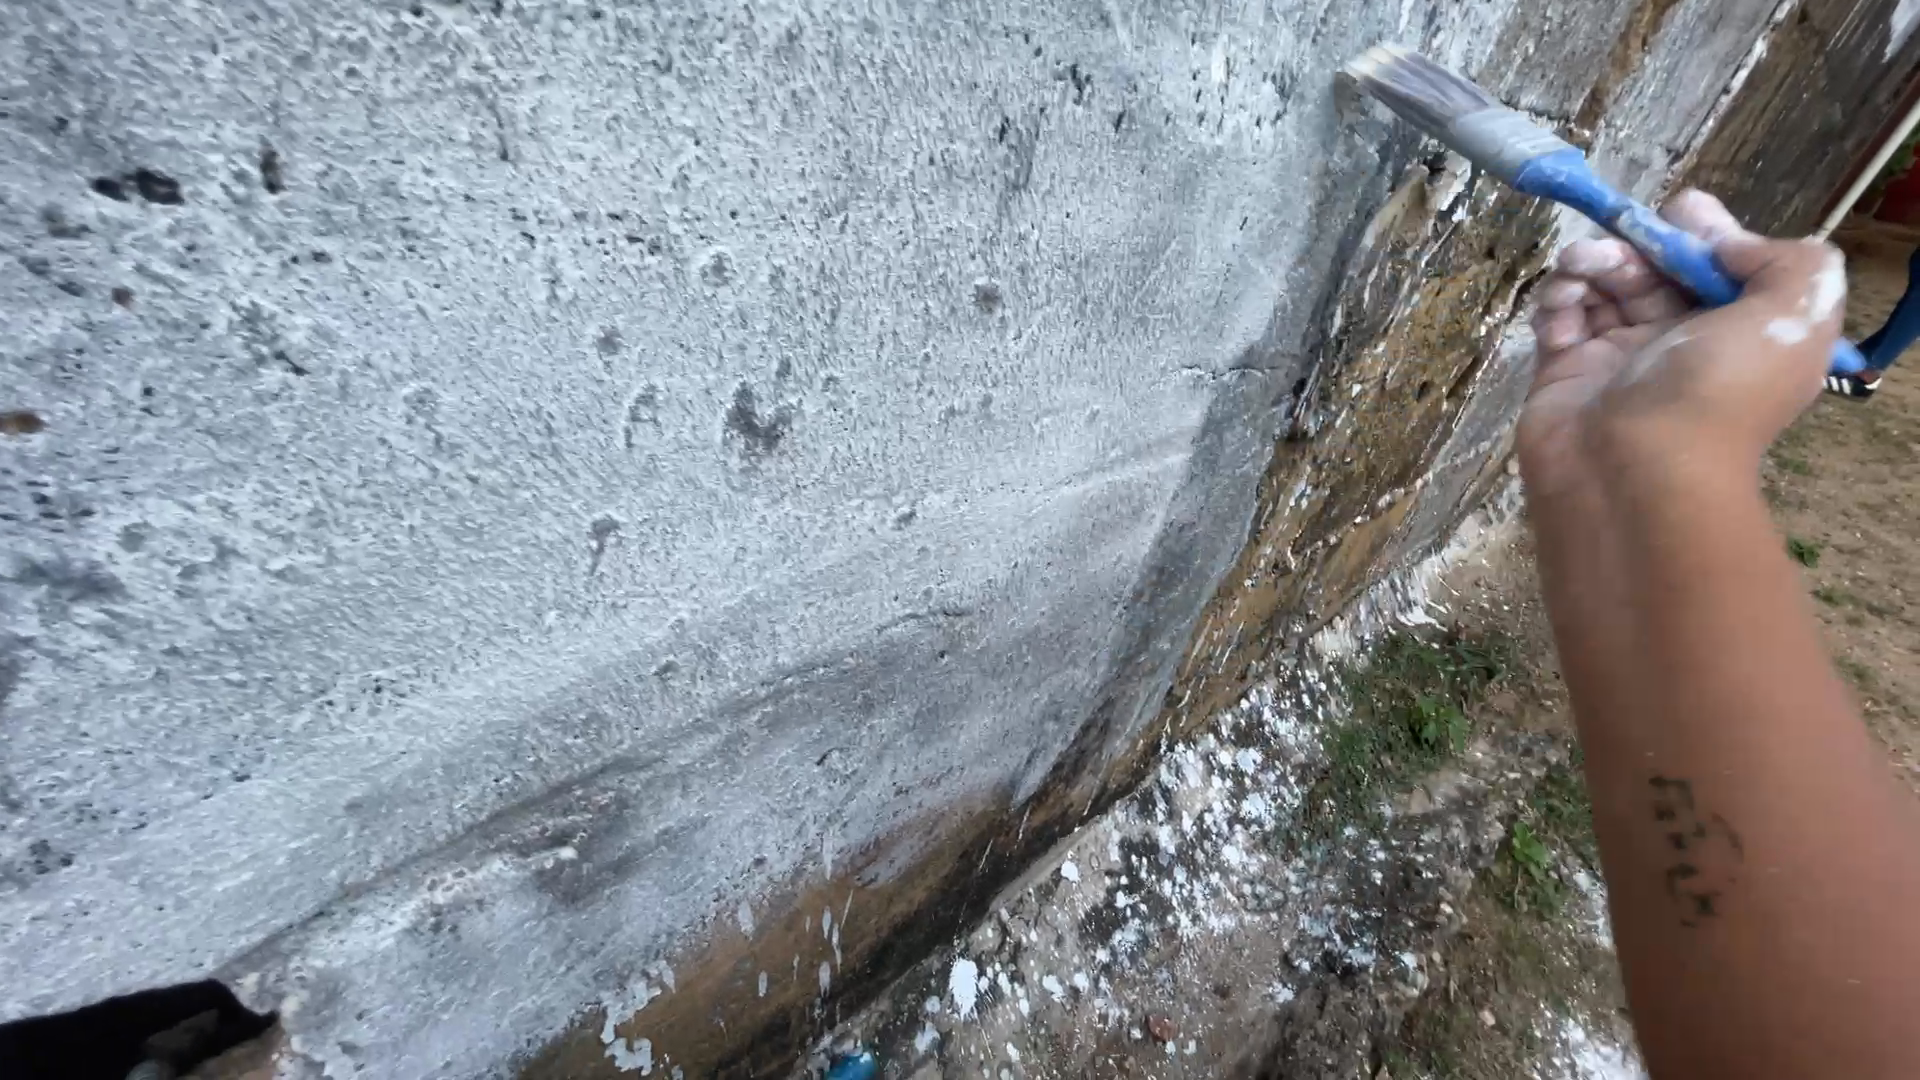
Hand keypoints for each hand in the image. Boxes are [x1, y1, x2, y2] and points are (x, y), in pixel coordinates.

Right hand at [1518, 189, 1845, 495]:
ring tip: (1575, 265)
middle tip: (1613, 237)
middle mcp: (1678, 339)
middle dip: (1634, 246)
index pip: (1720, 266)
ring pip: (1601, 292)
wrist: (1629, 467)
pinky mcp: (1561, 371)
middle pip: (1654, 272)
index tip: (1679, 208)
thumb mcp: (1794, 314)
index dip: (1703, 233)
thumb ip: (1784, 260)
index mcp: (1739, 327)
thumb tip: (1722, 244)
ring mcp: (1615, 356)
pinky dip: (1555, 303)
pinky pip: (1557, 322)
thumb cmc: (1716, 390)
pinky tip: (1559, 302)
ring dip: (1588, 268)